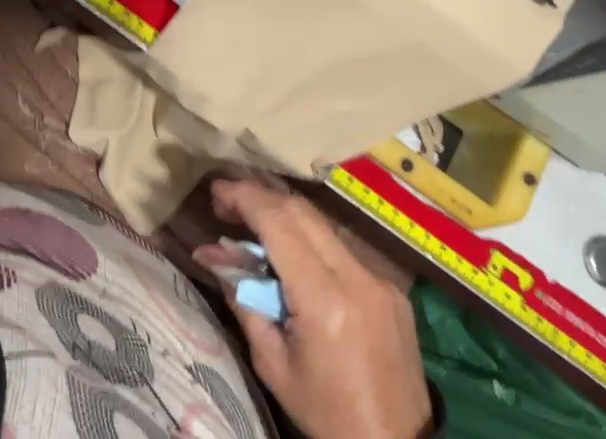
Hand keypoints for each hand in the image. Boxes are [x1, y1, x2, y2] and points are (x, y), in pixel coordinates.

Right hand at [196, 179, 432, 438]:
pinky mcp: (392, 290)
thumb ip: (243, 300)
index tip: (215, 193)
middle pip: (302, 213)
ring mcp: (380, 282)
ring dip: (283, 216)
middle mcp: (358, 279)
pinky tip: (288, 256)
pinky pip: (341, 249)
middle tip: (225, 204)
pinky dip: (308, 240)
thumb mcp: (271, 362)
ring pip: (323, 225)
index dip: (244, 198)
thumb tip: (213, 254)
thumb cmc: (325, 412)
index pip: (279, 223)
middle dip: (259, 198)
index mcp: (325, 300)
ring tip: (250, 225)